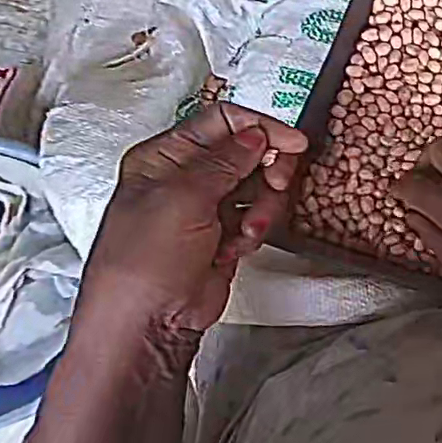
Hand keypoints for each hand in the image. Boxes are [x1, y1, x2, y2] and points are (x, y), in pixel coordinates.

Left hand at [79, 103, 308, 337]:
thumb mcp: (184, 198)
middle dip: (268, 171)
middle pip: (250, 153)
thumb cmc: (146, 259)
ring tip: (247, 231)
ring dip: (263, 208)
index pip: (222, 122)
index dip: (261, 128)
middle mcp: (189, 176)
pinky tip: (236, 247)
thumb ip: (225, 161)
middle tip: (278, 184)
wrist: (150, 320)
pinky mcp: (228, 232)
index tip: (295, 142)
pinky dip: (256, 231)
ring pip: (260, 186)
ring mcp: (210, 206)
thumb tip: (258, 134)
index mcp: (166, 156)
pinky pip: (260, 216)